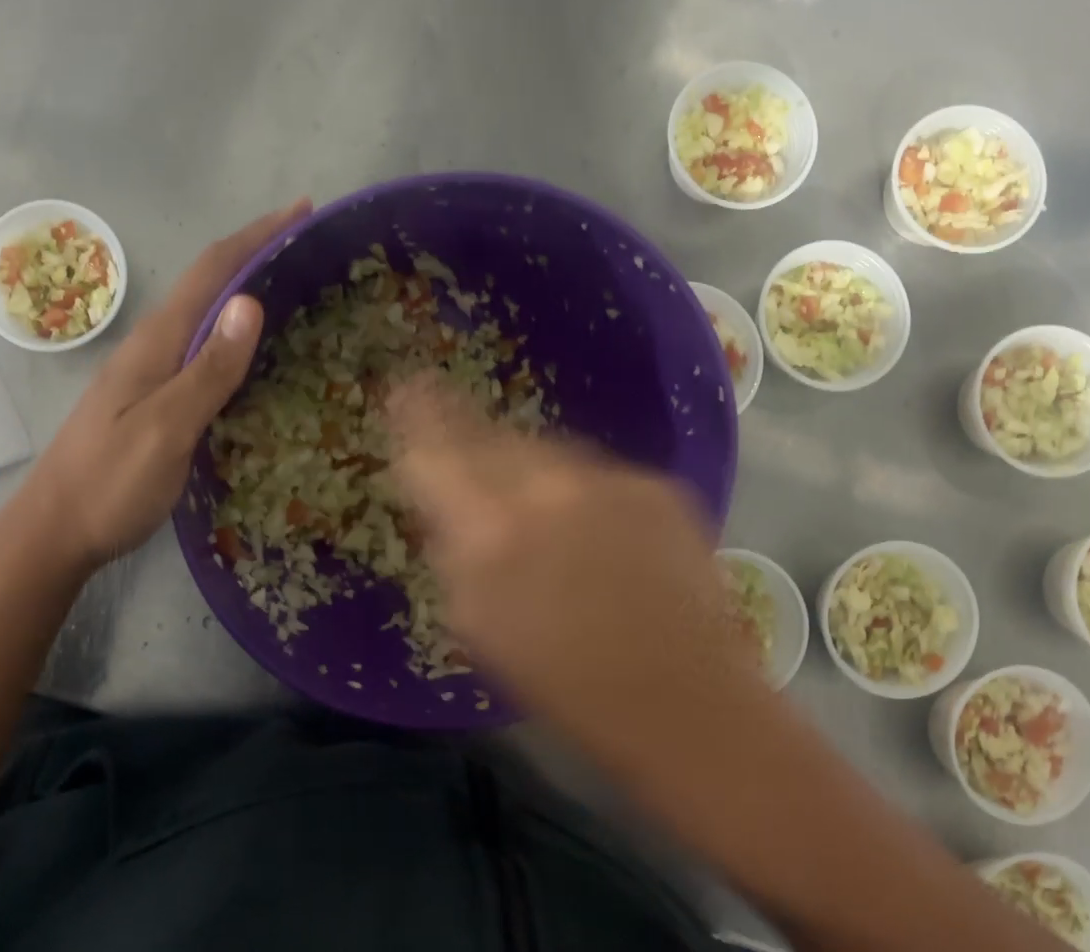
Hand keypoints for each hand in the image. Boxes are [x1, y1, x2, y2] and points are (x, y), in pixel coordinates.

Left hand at [23, 199, 312, 568]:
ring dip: (245, 292)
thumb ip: (208, 369)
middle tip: (310, 249)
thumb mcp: (167, 428)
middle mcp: (152, 347)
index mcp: (156, 343)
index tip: (302, 210)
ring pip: (203, 317)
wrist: (54, 531)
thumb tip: (249, 302)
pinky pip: (199, 350)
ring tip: (294, 288)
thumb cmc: (110, 483)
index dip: (257, 236)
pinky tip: (252, 353)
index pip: (212, 271)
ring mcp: (147, 374)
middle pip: (208, 285)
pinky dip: (232, 335)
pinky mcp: (151, 400)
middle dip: (257, 255)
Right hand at [386, 378, 758, 750]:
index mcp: (487, 529)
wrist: (683, 701)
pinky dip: (580, 490)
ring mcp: (605, 479)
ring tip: (539, 510)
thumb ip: (449, 551)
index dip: (414, 415)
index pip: (433, 449)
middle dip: (470, 441)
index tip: (406, 388)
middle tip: (469, 462)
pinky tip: (594, 530)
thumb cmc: (559, 679)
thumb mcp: (474, 622)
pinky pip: (595, 470)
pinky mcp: (655, 484)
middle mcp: (543, 487)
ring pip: (544, 448)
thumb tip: (444, 510)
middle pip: (488, 436)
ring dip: (527, 467)